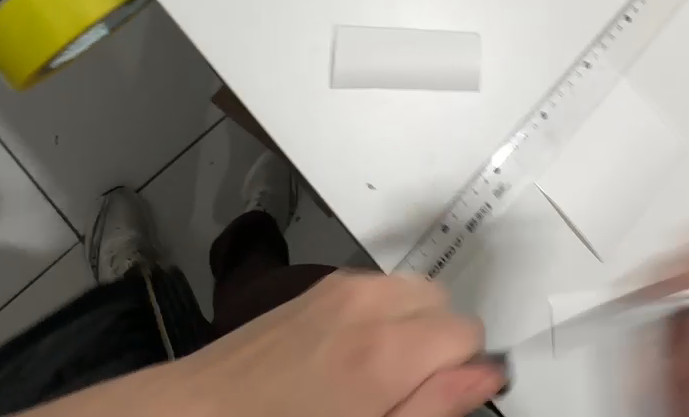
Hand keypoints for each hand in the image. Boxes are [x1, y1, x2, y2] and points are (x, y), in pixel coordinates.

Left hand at [172, 271, 503, 416]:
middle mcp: (369, 302)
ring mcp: (344, 286)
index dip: (464, 371)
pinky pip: (382, 287)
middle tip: (406, 394)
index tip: (439, 401)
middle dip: (441, 345)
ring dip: (415, 325)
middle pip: (444, 303)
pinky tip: (355, 353)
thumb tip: (488, 373)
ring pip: (415, 290)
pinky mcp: (323, 283)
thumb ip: (435, 406)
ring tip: (382, 374)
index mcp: (385, 350)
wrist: (200, 414)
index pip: (468, 331)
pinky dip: (386, 312)